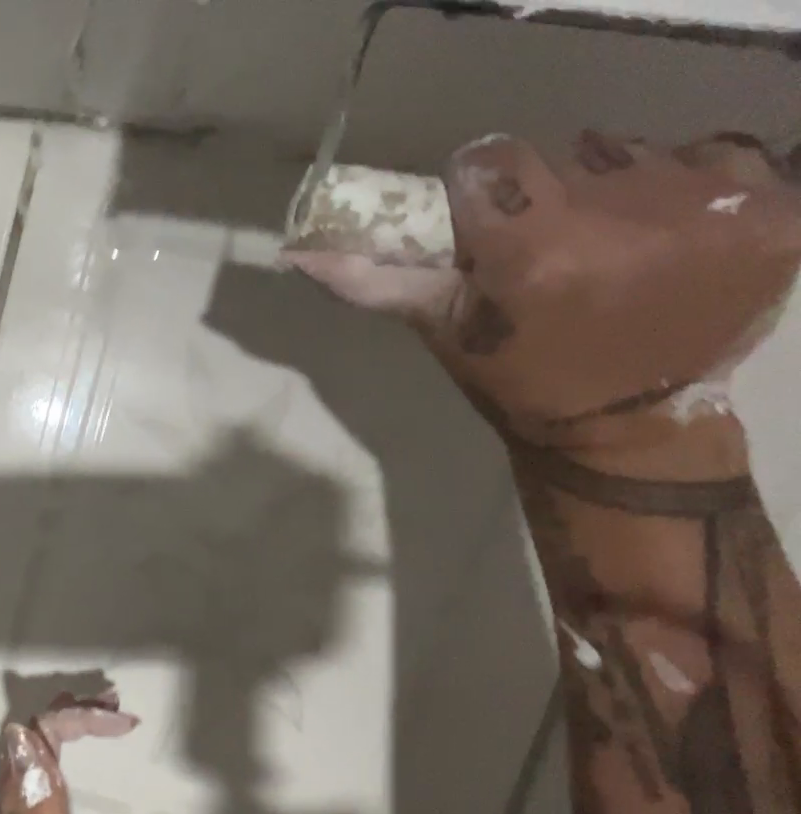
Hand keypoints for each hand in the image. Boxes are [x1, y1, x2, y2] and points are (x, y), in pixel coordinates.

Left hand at [0, 692, 138, 813]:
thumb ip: (41, 800)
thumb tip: (23, 732)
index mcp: (20, 804)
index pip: (38, 735)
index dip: (74, 716)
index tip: (120, 717)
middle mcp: (14, 804)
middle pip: (32, 739)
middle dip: (69, 713)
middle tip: (113, 705)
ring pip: (35, 757)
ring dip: (65, 730)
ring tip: (102, 718)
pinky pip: (42, 778)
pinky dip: (63, 756)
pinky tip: (75, 766)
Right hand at [285, 132, 800, 481]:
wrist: (630, 427)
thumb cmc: (519, 381)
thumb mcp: (440, 333)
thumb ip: (375, 283)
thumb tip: (295, 252)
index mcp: (529, 252)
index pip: (490, 163)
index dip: (482, 189)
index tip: (489, 221)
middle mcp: (620, 218)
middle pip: (566, 155)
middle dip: (549, 193)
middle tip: (552, 247)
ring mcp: (707, 212)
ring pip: (639, 152)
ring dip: (619, 187)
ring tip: (616, 243)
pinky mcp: (777, 214)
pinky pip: (723, 156)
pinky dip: (696, 186)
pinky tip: (678, 234)